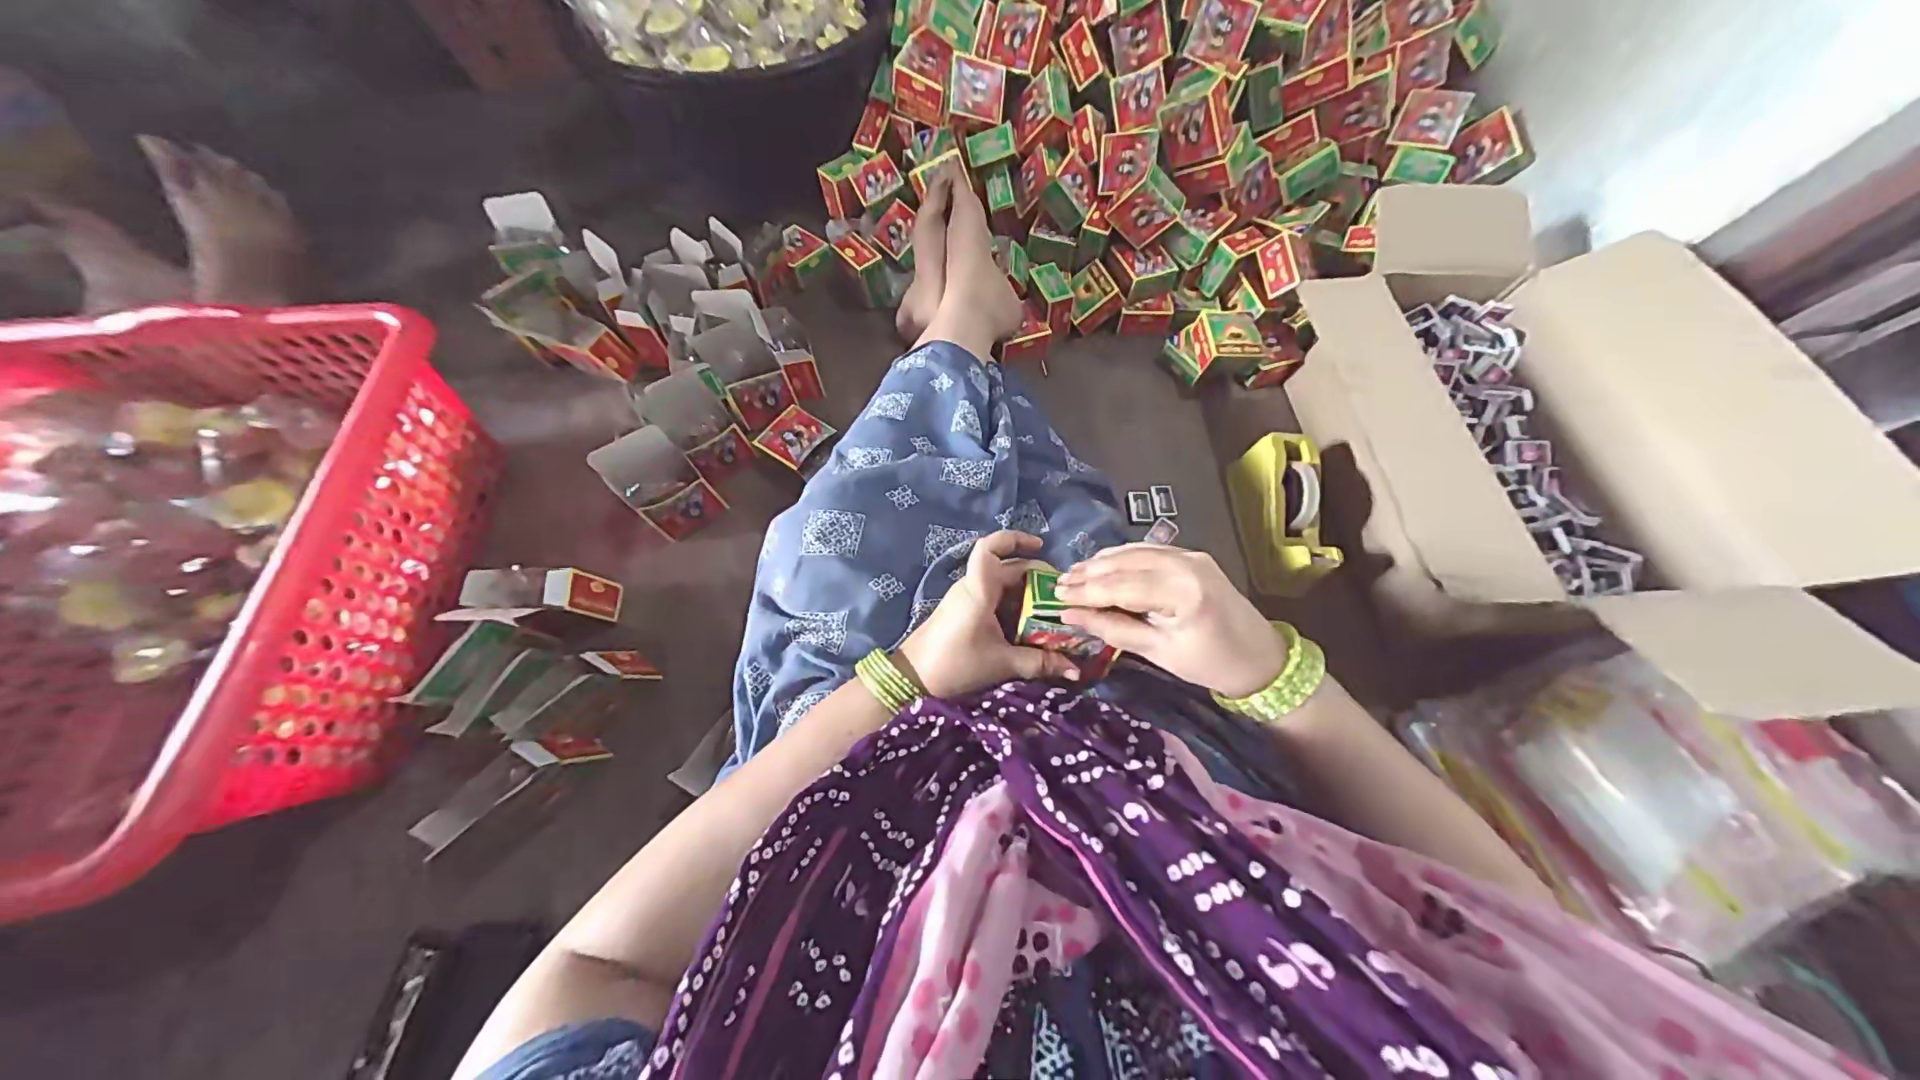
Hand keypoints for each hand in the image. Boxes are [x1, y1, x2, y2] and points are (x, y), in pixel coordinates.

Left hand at [897, 531, 1079, 696]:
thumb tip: (1075, 669)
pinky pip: (992, 599)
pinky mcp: (963, 613)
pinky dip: (1012, 606)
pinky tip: (1027, 624)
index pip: (991, 547)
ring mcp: (965, 599)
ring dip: (1025, 594)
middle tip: (1060, 595)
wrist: (913, 678)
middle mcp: (972, 587)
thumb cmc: (955, 663)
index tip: (1041, 547)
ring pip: (1000, 585)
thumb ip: (1039, 663)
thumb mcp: (1002, 663)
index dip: (1016, 539)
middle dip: (1034, 577)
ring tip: (1050, 612)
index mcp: (979, 589)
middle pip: (1006, 568)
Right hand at [1054, 544, 1285, 697]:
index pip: (1120, 586)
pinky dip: (1123, 557)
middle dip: (1089, 573)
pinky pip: (1149, 551)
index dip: (1085, 590)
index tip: (1056, 595)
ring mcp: (1192, 556)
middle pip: (1125, 563)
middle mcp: (1187, 564)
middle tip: (1058, 583)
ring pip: (1135, 552)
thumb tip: (1071, 616)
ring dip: (1102, 562)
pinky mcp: (1194, 556)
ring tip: (1074, 574)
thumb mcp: (1158, 652)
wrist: (1261, 659)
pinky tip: (1103, 565)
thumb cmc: (1210, 664)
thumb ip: (1113, 629)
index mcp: (1181, 592)